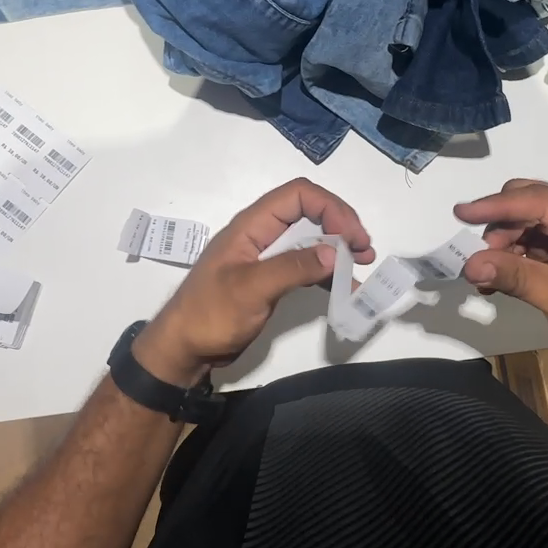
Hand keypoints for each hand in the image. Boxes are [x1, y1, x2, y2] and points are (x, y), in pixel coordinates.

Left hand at [134, 178, 374, 385]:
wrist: (182, 351)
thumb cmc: (209, 315)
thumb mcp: (250, 289)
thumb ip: (292, 267)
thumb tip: (334, 251)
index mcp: (252, 226)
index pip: (298, 195)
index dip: (330, 207)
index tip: (351, 236)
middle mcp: (262, 235)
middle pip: (309, 212)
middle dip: (340, 225)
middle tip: (365, 249)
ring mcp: (266, 258)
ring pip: (311, 239)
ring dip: (338, 248)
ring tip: (363, 263)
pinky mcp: (271, 281)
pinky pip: (306, 266)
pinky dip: (327, 273)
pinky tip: (345, 288)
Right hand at [454, 179, 547, 372]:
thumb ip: (518, 278)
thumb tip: (471, 264)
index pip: (539, 200)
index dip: (498, 205)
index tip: (460, 213)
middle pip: (531, 203)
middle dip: (501, 226)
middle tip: (482, 259)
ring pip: (527, 221)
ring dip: (504, 243)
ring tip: (490, 277)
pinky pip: (532, 240)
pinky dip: (513, 256)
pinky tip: (498, 280)